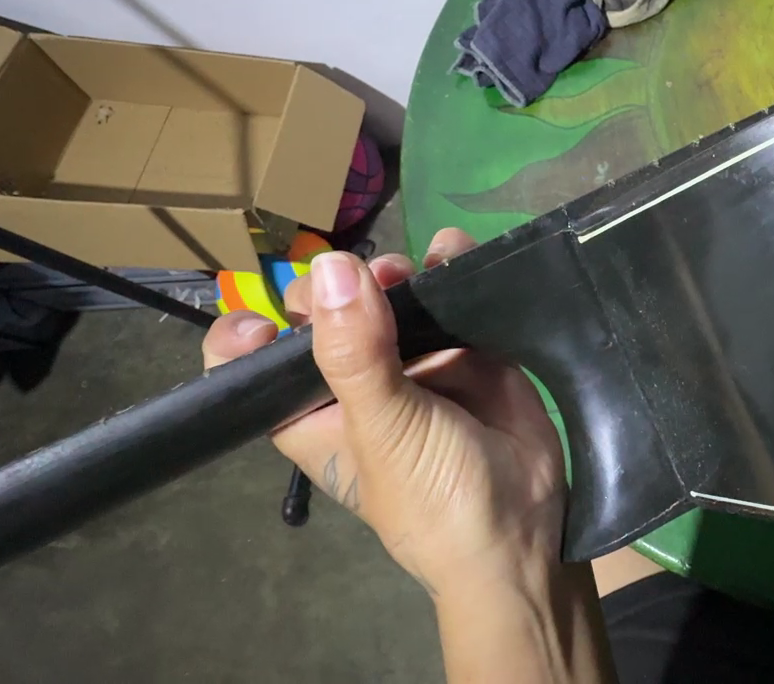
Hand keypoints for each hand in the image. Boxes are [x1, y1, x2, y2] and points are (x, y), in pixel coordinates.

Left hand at [200, 229, 566, 597]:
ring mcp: (419, 359)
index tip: (275, 314)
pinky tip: (454, 252)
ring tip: (410, 273)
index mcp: (315, 410)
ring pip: (391, 294)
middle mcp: (361, 379)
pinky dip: (451, 265)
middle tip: (371, 282)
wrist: (523, 521)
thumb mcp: (383, 428)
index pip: (256, 367)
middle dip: (341, 287)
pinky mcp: (469, 345)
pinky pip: (451, 294)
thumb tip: (331, 265)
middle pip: (331, 312)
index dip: (251, 334)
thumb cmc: (432, 493)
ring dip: (396, 271)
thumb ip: (354, 352)